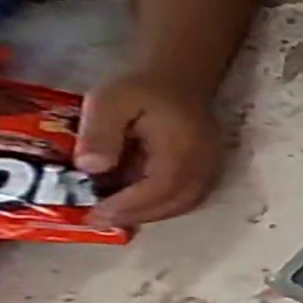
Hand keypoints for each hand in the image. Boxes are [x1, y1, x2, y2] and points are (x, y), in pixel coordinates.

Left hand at [74, 71, 222, 227]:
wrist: (180, 81)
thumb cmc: (142, 89)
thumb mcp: (107, 102)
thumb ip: (100, 133)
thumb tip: (91, 169)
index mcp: (182, 148)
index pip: (161, 187)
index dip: (129, 205)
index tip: (94, 215)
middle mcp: (204, 164)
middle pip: (177, 201)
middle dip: (139, 215)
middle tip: (99, 221)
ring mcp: (210, 168)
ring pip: (186, 202)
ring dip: (151, 213)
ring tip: (115, 214)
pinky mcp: (208, 170)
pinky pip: (189, 196)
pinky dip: (164, 205)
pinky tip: (139, 202)